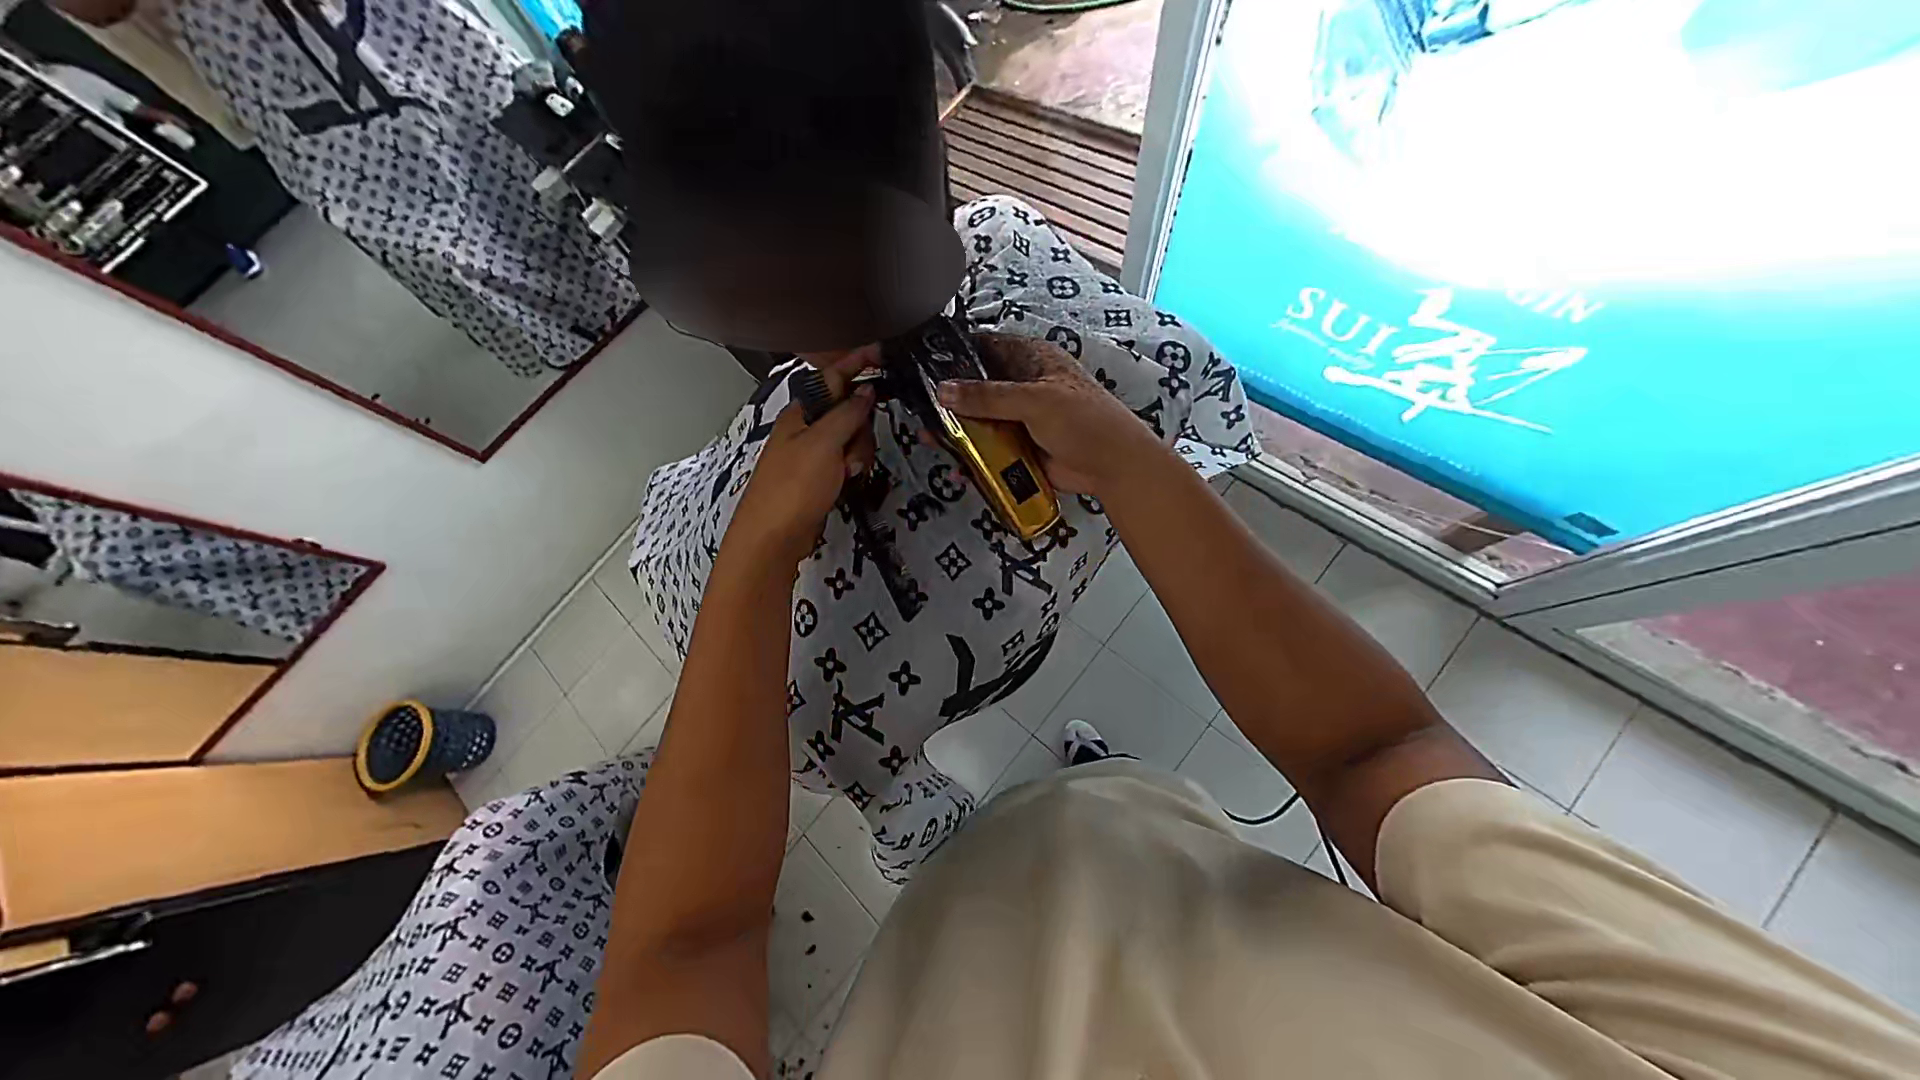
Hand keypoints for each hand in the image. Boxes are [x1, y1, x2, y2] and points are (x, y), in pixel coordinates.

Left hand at [725, 347, 878, 564]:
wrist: (773, 538)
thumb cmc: (792, 488)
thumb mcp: (824, 444)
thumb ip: (848, 414)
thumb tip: (866, 390)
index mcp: (801, 412)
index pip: (832, 377)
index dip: (855, 363)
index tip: (879, 352)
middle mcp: (806, 428)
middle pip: (848, 410)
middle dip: (861, 427)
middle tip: (854, 449)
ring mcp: (813, 453)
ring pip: (851, 437)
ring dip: (858, 452)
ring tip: (848, 472)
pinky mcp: (820, 476)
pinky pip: (846, 460)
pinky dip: (852, 467)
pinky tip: (847, 481)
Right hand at [937, 333, 1165, 496]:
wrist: (1110, 467)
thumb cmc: (1086, 422)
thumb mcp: (1034, 401)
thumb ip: (988, 396)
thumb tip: (946, 390)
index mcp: (1033, 361)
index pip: (988, 347)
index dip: (960, 354)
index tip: (929, 364)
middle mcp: (1024, 387)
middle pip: (978, 388)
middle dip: (953, 400)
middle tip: (925, 409)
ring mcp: (1021, 419)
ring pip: (980, 421)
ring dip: (958, 432)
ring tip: (932, 438)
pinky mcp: (1020, 447)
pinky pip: (990, 449)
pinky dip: (974, 457)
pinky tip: (958, 465)